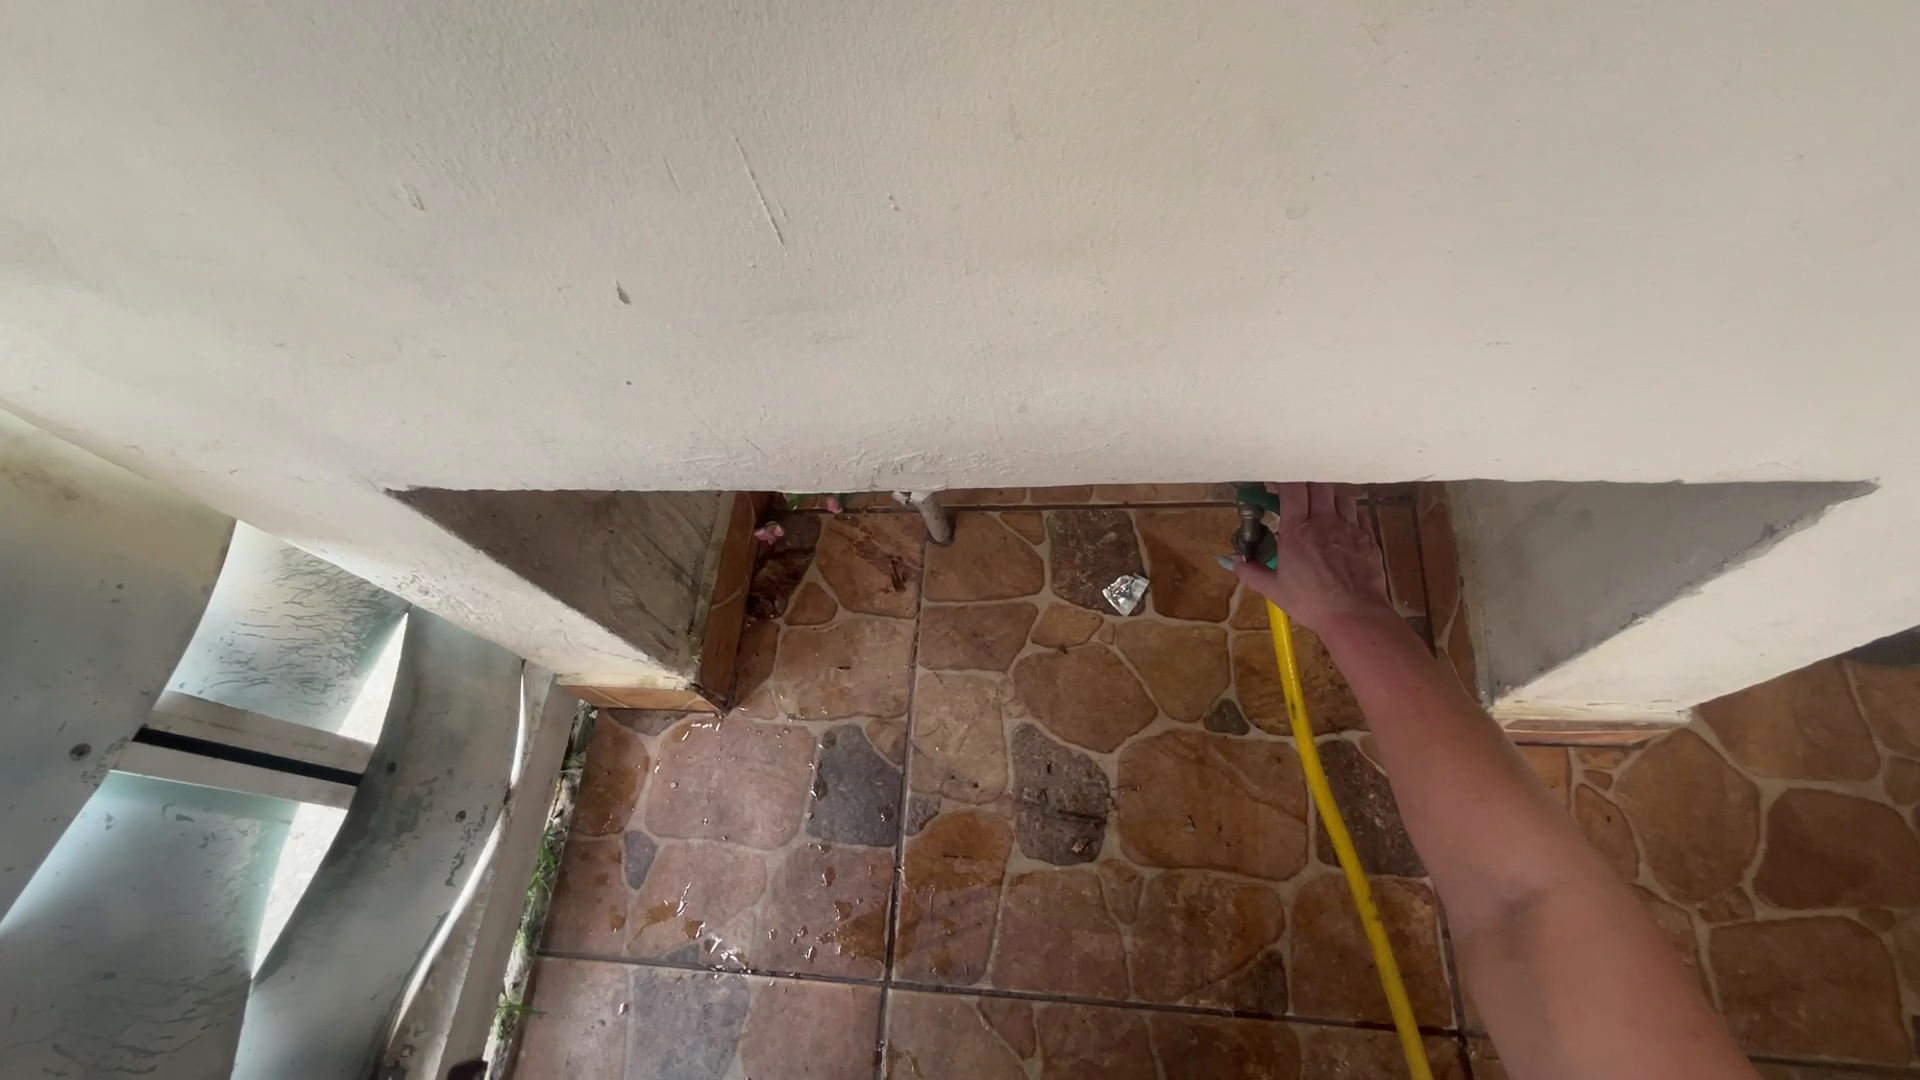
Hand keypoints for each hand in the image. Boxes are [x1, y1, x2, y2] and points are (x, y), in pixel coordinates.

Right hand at [1226, 482, 1392, 633]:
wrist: (1355, 615)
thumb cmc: (1310, 602)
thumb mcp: (1274, 589)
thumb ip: (1250, 571)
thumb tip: (1232, 561)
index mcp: (1297, 531)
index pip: (1293, 489)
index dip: (1284, 480)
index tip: (1276, 484)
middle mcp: (1324, 522)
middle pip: (1318, 484)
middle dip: (1306, 481)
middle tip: (1297, 491)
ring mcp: (1349, 528)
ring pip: (1340, 494)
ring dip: (1327, 493)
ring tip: (1319, 503)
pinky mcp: (1367, 537)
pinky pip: (1357, 513)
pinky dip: (1346, 511)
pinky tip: (1340, 523)